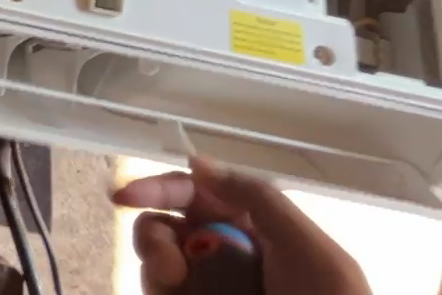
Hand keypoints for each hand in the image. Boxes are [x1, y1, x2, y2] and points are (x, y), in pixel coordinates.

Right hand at [112, 158, 370, 294]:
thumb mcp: (316, 256)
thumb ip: (260, 198)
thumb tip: (195, 162)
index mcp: (252, 230)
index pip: (193, 191)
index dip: (159, 188)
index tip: (127, 196)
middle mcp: (223, 250)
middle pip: (162, 219)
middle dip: (151, 233)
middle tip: (161, 262)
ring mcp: (205, 281)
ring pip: (153, 253)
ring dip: (156, 263)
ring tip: (174, 283)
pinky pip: (154, 285)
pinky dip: (158, 286)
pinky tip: (172, 293)